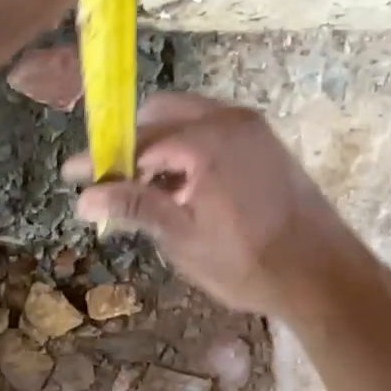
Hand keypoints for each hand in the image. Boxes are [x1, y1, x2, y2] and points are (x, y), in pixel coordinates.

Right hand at [65, 94, 378, 320]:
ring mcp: (252, 129)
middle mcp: (228, 120)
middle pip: (162, 116)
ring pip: (190, 123)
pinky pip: (214, 134)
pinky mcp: (266, 145)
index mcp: (204, 139)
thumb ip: (134, 208)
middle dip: (132, 146)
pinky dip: (189, 153)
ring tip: (145, 194)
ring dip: (162, 149)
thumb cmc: (246, 262)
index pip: (136, 142)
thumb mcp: (182, 238)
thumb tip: (84, 199)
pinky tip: (182, 191)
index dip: (100, 161)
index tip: (71, 175)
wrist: (319, 273)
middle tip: (110, 183)